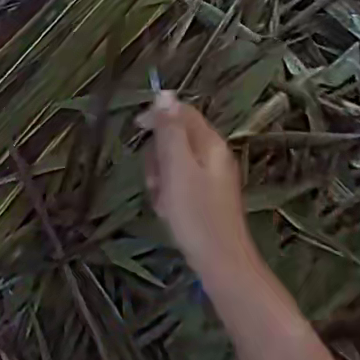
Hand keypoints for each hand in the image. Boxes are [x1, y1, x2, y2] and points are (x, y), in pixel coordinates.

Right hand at [137, 91, 251, 273]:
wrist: (222, 266)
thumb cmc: (196, 214)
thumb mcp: (177, 167)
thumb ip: (170, 130)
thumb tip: (164, 94)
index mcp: (210, 142)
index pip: (181, 111)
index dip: (158, 114)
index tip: (136, 128)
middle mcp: (214, 154)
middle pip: (176, 136)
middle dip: (158, 154)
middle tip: (155, 178)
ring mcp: (212, 177)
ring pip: (174, 161)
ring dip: (160, 176)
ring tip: (161, 199)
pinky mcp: (206, 198)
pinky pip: (179, 183)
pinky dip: (169, 193)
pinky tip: (168, 210)